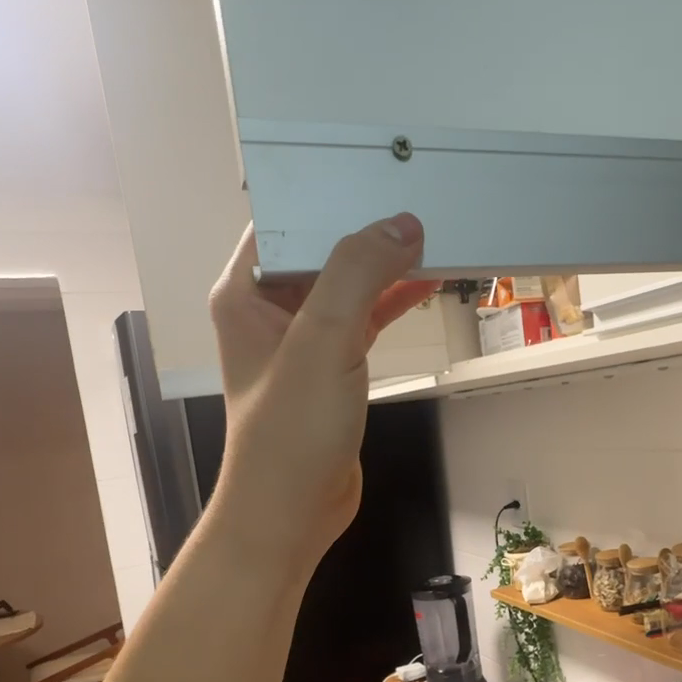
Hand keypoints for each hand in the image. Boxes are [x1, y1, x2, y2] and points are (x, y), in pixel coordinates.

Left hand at [207, 215, 436, 565]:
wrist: (293, 512)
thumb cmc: (293, 430)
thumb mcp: (323, 340)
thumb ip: (358, 274)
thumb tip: (403, 225)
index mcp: (246, 291)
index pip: (286, 220)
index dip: (330, 194)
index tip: (380, 169)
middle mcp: (270, 308)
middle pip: (322, 249)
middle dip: (368, 227)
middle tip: (419, 192)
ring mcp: (303, 339)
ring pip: (349, 285)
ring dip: (387, 265)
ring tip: (436, 234)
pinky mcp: (332, 367)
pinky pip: (364, 319)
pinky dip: (393, 302)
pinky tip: (427, 283)